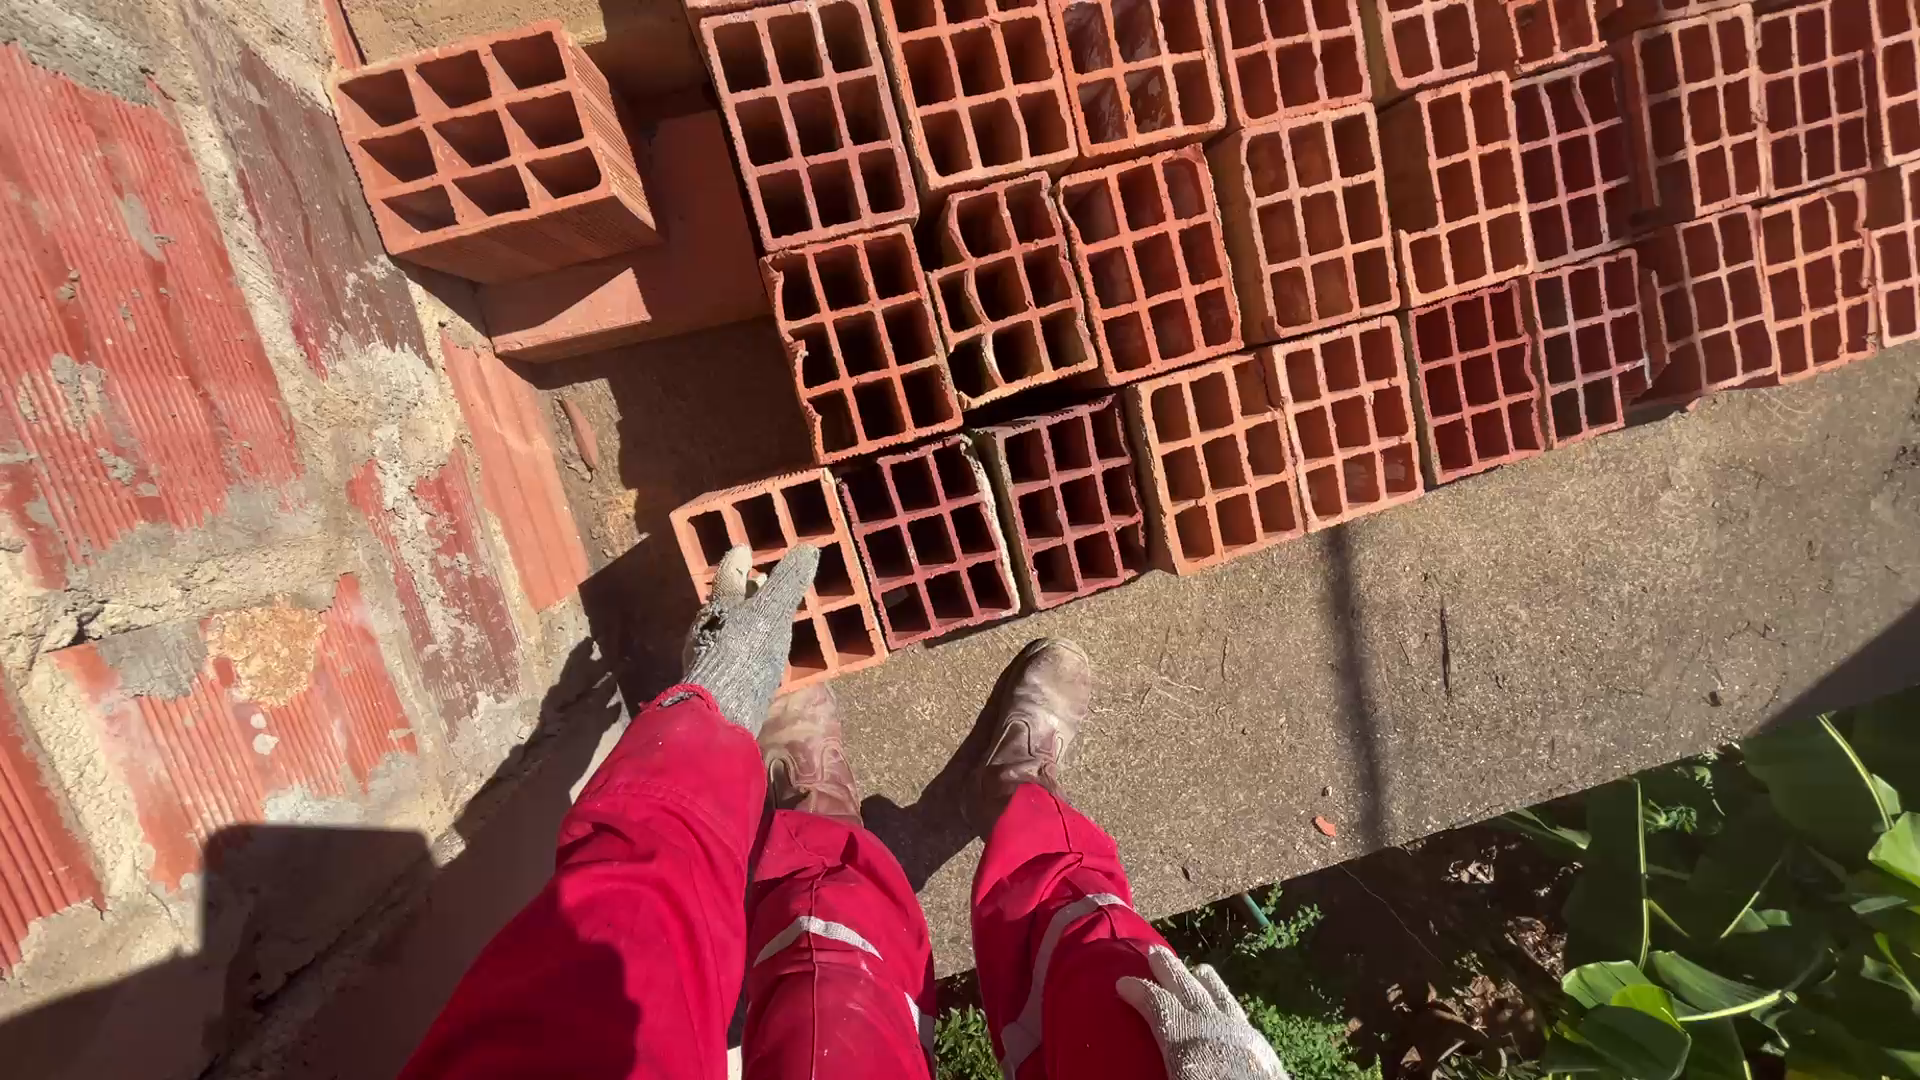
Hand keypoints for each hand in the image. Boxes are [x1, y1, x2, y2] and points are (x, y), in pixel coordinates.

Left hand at [680, 544, 816, 734]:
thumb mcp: (773, 610)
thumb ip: (789, 580)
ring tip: (765, 614)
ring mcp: (711, 655)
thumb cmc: (745, 652)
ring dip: (746, 617)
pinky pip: (734, 651)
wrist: (722, 709)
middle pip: (727, 601)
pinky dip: (748, 642)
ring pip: (729, 626)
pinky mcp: (719, 680)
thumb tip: (807, 549)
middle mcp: (709, 626)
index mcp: (720, 604)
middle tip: (759, 579)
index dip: (737, 561)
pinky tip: (761, 652)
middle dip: (744, 590)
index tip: (743, 548)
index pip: (728, 574)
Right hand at [1117, 946, 1288, 1079]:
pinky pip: (1236, 1009)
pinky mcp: (1261, 1043)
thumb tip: (1128, 1066)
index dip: (1137, 989)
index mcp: (1183, 1039)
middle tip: (1154, 951)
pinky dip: (1223, 999)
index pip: (1156, 1002)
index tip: (1121, 983)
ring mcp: (1239, 1029)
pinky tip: (1224, 1006)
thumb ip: (1154, 1069)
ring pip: (1217, 992)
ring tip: (1192, 969)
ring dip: (1199, 978)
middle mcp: (1210, 1025)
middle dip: (1168, 967)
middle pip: (1185, 986)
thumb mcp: (1177, 1078)